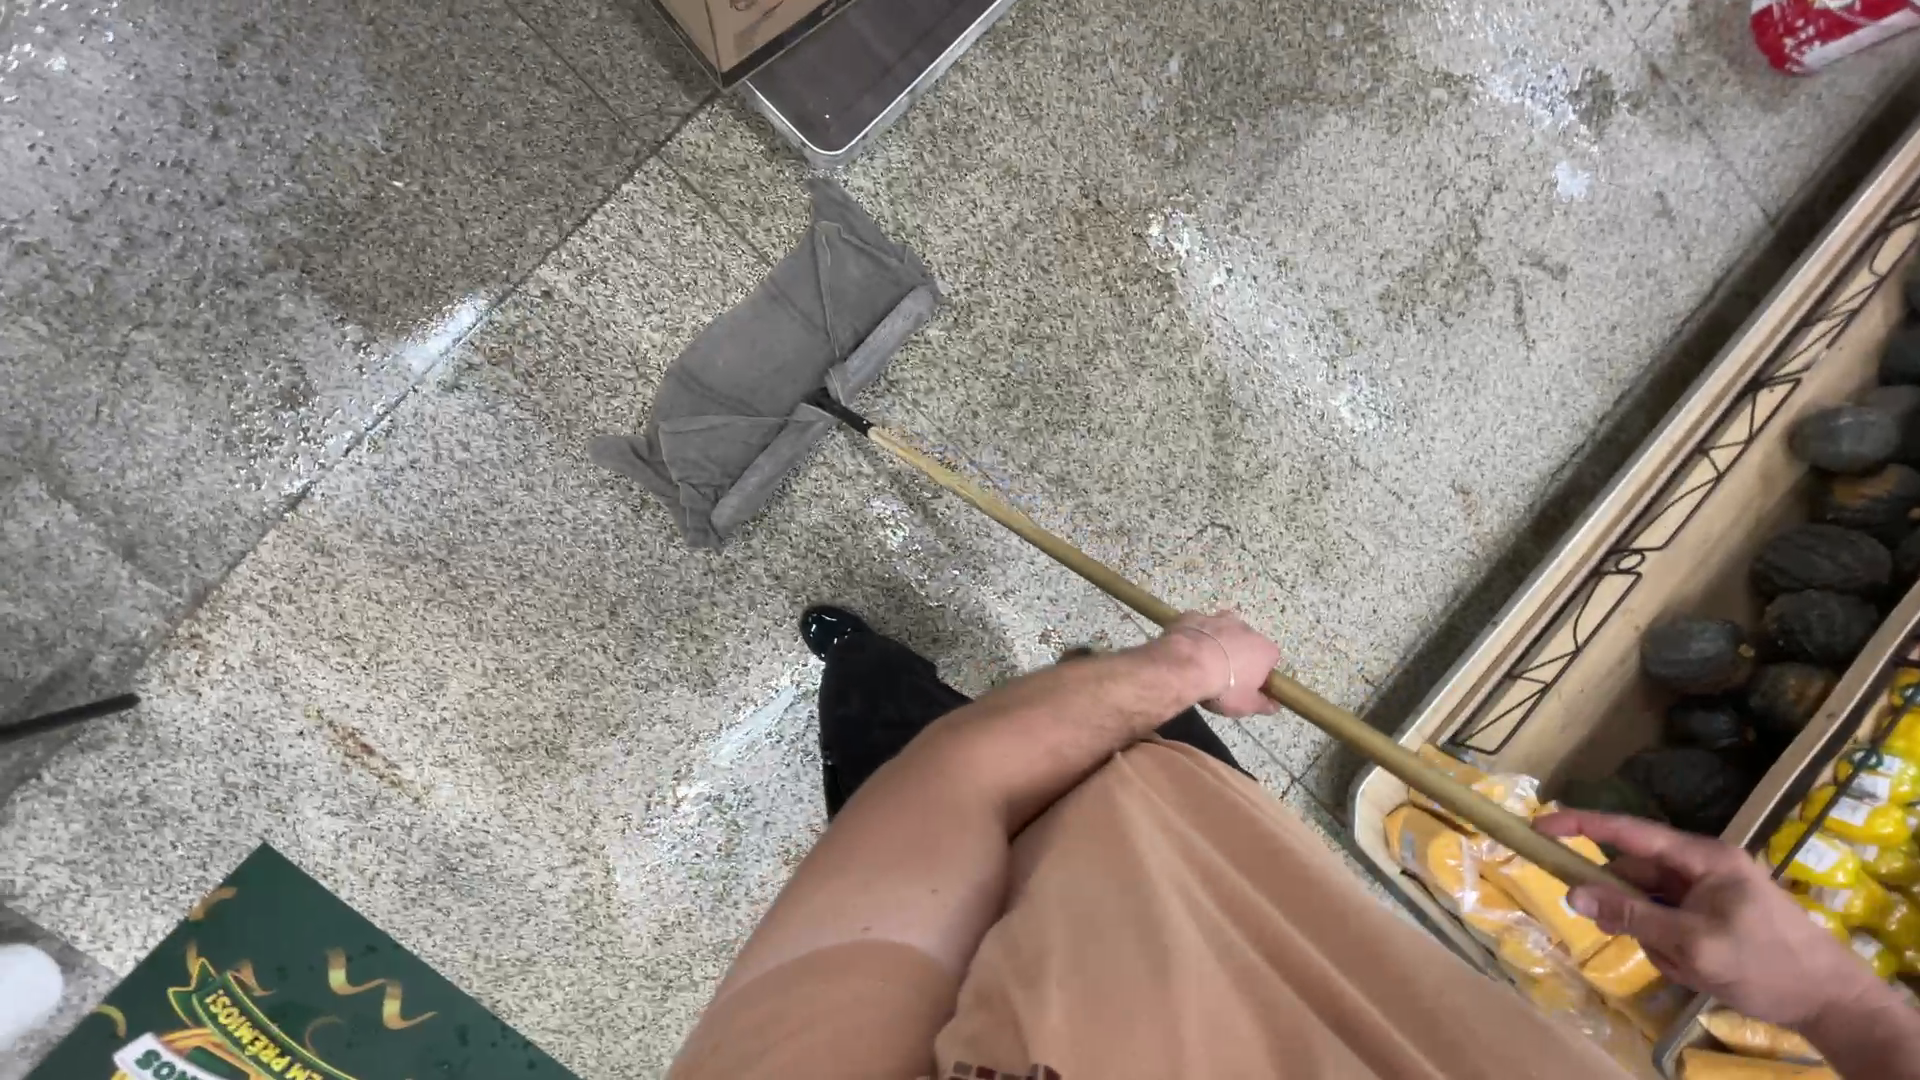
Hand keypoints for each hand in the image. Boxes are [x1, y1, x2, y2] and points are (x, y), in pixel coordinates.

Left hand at [1167, 611, 1281, 717]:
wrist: (1185, 665)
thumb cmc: (1223, 687)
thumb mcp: (1246, 705)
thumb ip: (1263, 704)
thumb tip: (1273, 705)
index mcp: (1264, 649)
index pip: (1270, 658)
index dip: (1259, 672)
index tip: (1247, 684)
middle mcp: (1245, 628)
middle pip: (1245, 641)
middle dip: (1237, 653)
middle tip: (1222, 674)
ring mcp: (1217, 618)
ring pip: (1220, 630)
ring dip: (1215, 642)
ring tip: (1201, 662)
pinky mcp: (1192, 616)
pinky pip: (1196, 626)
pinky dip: (1193, 635)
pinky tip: (1184, 650)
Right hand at [1534, 810, 1884, 1027]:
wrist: (1842, 1010)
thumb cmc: (1769, 967)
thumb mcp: (1692, 944)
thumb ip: (1630, 915)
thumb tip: (1572, 893)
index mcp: (1702, 857)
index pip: (1626, 830)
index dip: (1578, 824)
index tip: (1538, 825)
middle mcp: (1703, 866)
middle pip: (1634, 872)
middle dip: (1623, 903)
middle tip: (1614, 930)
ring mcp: (1711, 890)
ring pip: (1648, 899)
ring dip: (1649, 930)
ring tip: (1677, 963)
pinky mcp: (1716, 914)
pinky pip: (1668, 918)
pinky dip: (1667, 942)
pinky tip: (1690, 967)